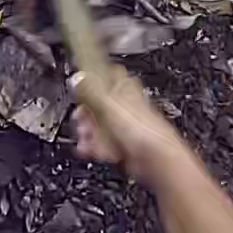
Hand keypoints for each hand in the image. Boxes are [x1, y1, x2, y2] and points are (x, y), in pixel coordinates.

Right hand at [73, 66, 191, 184]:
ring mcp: (125, 123)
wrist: (156, 158)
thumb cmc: (140, 127)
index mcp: (124, 86)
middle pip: (97, 102)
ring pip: (99, 123)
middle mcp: (125, 103)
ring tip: (85, 137)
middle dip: (86, 112)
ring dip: (89, 131)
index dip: (89, 81)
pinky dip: (96, 144)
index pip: (103, 74)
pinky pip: (104, 140)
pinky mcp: (124, 142)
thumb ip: (89, 90)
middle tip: (80, 119)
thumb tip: (76, 78)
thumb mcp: (106, 103)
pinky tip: (90, 149)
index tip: (78, 89)